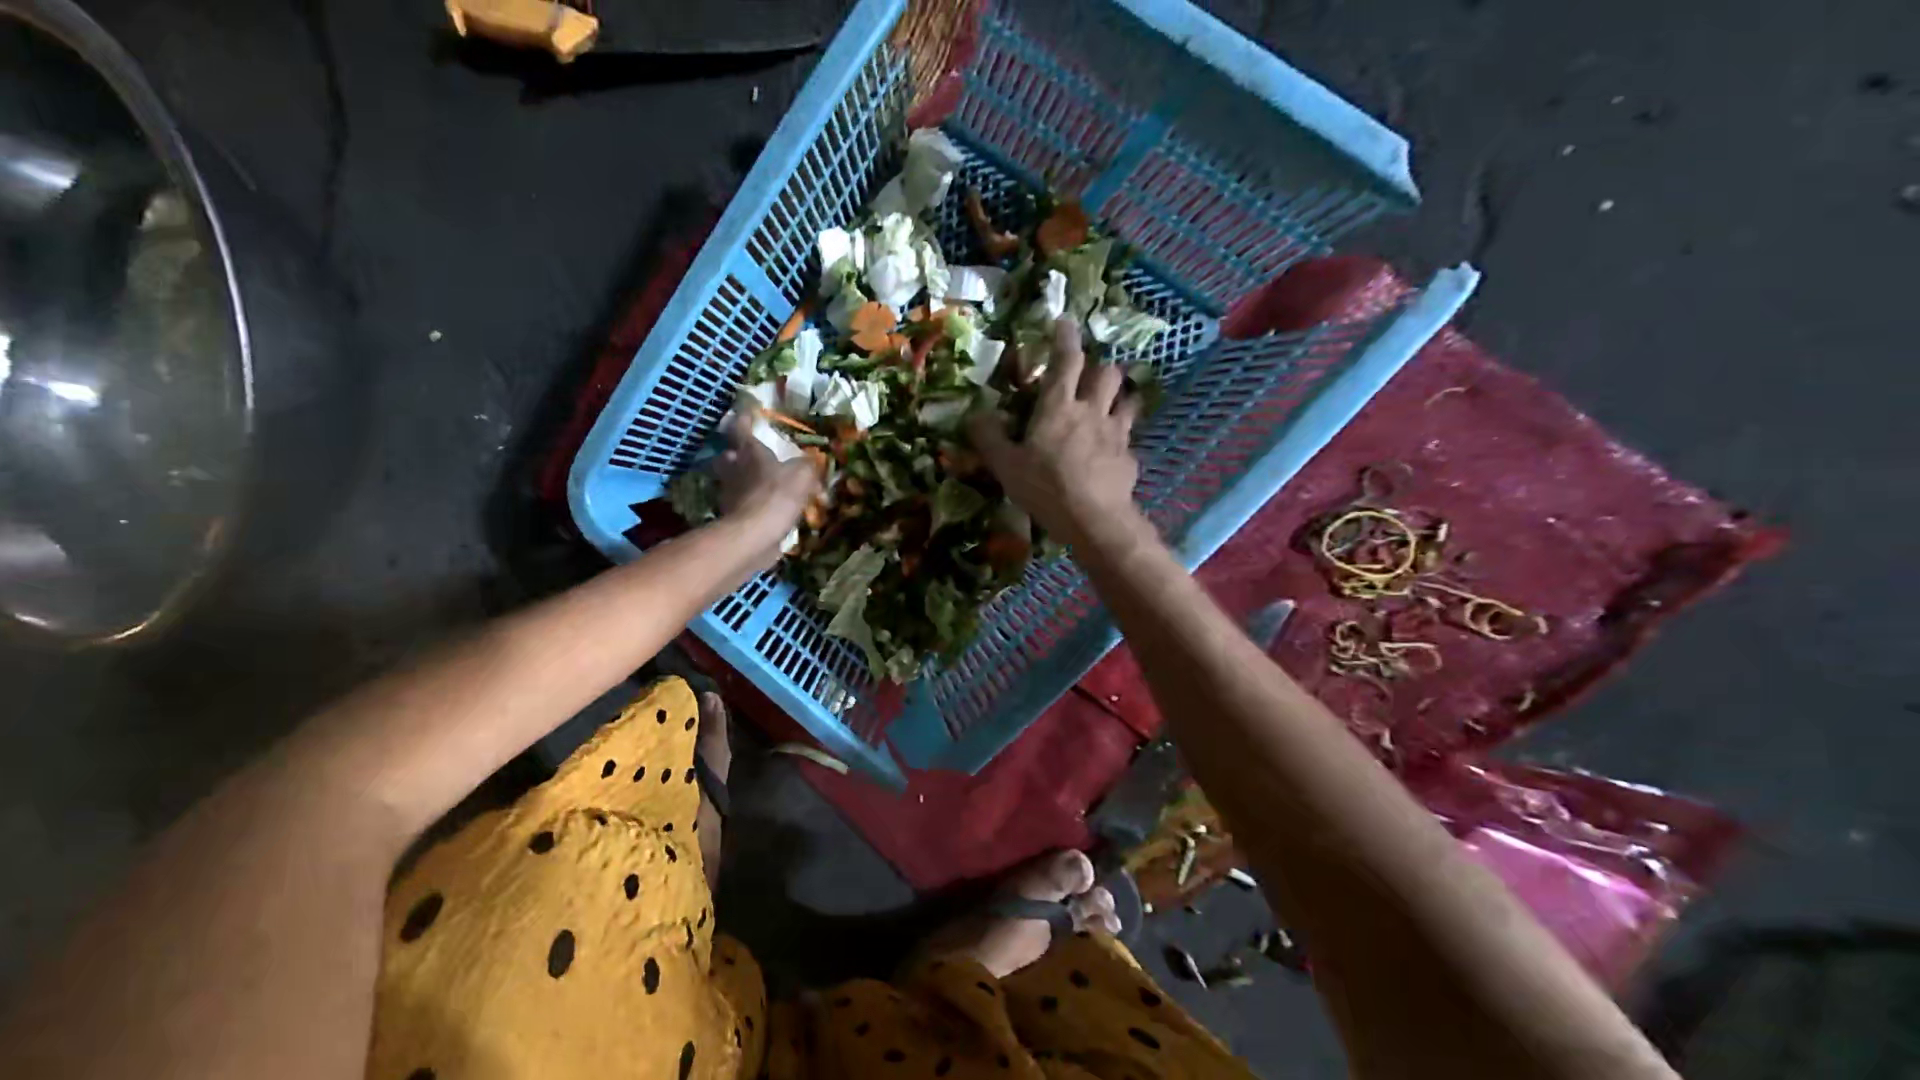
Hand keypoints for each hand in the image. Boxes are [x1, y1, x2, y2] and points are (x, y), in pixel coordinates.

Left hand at [714, 413, 817, 559]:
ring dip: (743, 480)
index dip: (744, 419)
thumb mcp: (803, 474)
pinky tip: (767, 510)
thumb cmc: (777, 496)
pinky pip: (743, 505)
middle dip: (736, 454)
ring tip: (762, 484)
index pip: (742, 428)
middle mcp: (734, 470)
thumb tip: (811, 462)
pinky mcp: (733, 518)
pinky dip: (752, 504)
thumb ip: (808, 465)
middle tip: (747, 454)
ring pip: (733, 481)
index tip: (747, 411)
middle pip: (728, 456)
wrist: (754, 536)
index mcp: (749, 452)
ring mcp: (730, 495)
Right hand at [969, 318, 1145, 548]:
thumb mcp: (1006, 466)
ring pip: (1126, 399)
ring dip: (1119, 395)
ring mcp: (1116, 433)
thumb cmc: (1045, 488)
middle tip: (1089, 371)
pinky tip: (1113, 450)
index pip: (1067, 360)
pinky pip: (1128, 437)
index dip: (1066, 338)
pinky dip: (1121, 437)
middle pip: (1106, 373)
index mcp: (1058, 406)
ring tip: (1111, 401)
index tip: (1065, 323)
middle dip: (1099, 365)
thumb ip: (989, 437)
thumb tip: (974, 414)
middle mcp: (1091, 411)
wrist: (1094, 520)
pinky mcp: (1129, 456)